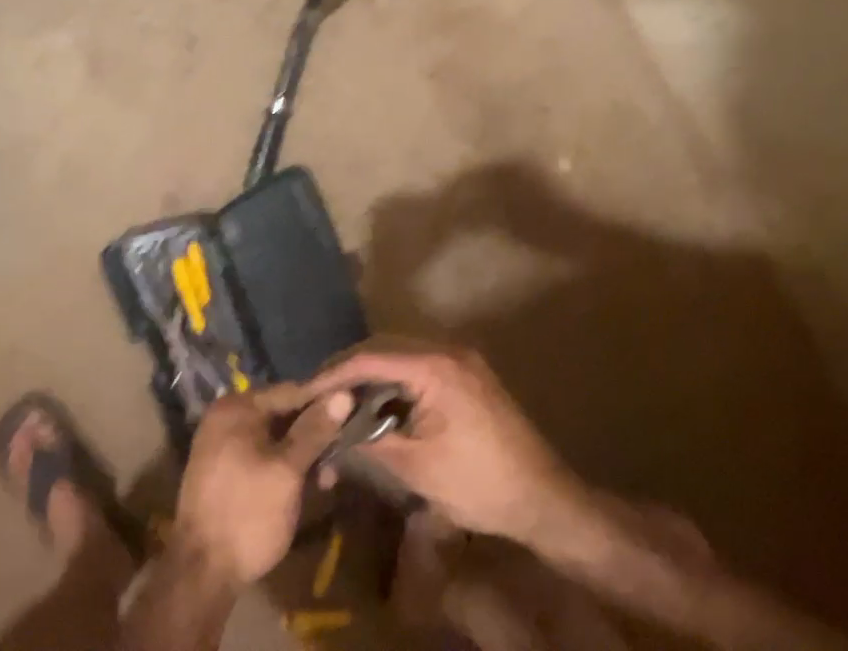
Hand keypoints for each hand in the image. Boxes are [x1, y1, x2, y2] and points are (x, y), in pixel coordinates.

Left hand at [172, 385, 351, 584]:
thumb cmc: (248, 512)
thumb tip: (343, 394)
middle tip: (342, 458)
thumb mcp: (287, 470)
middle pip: (283, 413)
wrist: (203, 568)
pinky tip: (306, 486)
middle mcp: (226, 416)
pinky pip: (262, 453)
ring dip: (303, 453)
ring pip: (275, 436)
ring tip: (326, 480)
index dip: (326, 402)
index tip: (357, 414)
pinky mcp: (224, 468)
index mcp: (237, 407)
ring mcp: (222, 442)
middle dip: (315, 433)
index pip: (292, 391)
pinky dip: (284, 464)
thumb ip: (314, 430)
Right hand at [313, 343, 592, 541]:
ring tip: (335, 398)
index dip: (331, 373)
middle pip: (382, 347)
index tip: (301, 391)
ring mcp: (460, 361)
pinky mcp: (466, 376)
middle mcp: (448, 351)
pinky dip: (390, 381)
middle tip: (314, 394)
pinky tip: (371, 403)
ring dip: (367, 374)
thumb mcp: (415, 467)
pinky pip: (416, 367)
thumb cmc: (479, 485)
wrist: (545, 500)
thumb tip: (328, 427)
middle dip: (345, 369)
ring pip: (398, 354)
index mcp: (436, 368)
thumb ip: (369, 438)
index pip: (369, 357)